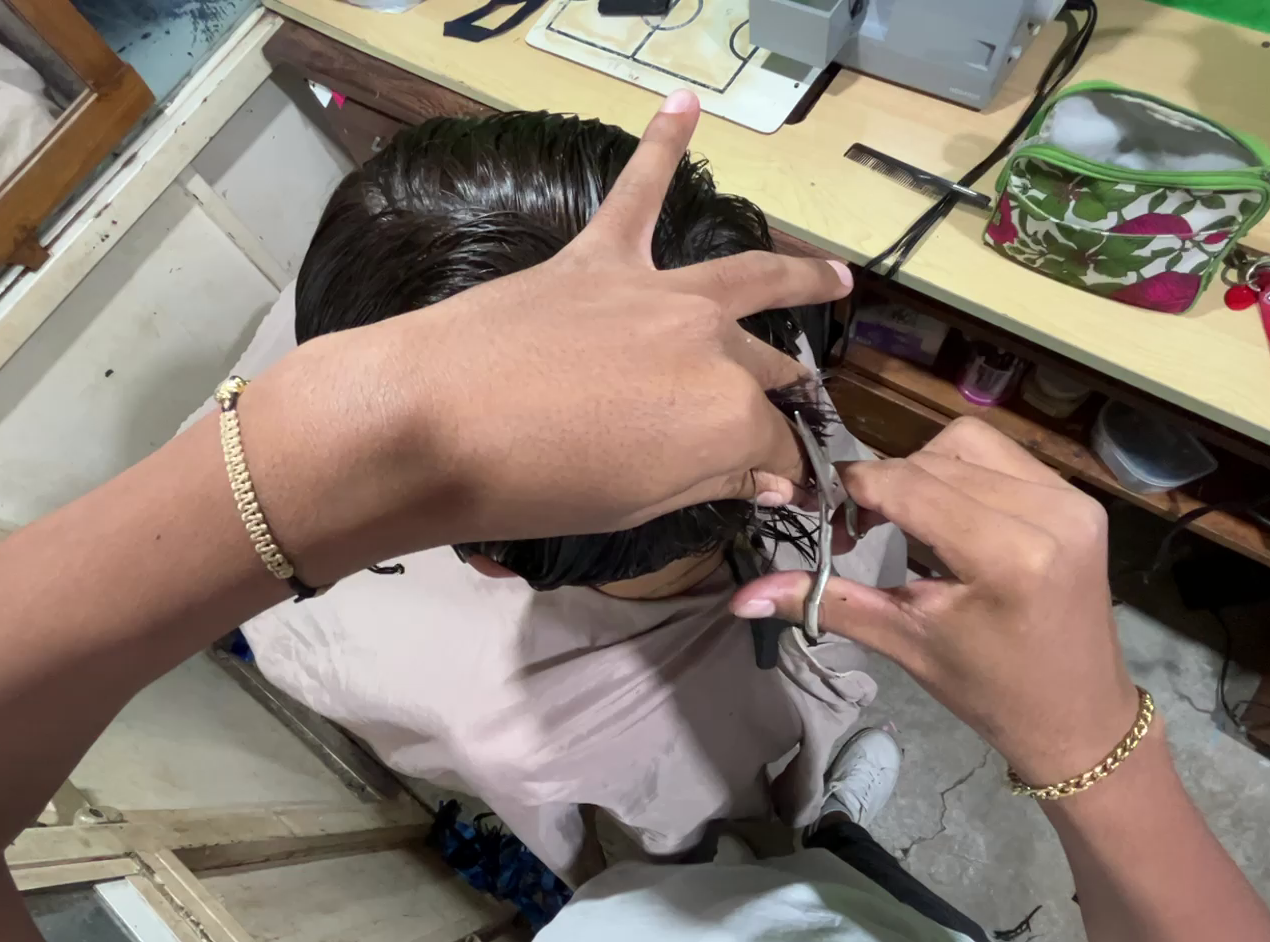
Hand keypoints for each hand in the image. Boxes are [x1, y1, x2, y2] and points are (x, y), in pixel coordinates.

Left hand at [234, 89, 852, 580]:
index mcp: (727, 417)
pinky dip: (661, 149)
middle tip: (793, 415)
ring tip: (838, 278)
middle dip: (788, 401)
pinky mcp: (600, 260)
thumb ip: (710, 482)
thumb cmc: (534, 489)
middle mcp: (713, 343)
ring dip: (798, 278)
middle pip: (768, 369)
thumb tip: (772, 480)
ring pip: (747, 276)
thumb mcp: (636, 505)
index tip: (787, 492)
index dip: (787, 475)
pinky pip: (638, 193)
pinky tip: (685, 107)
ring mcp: (659, 294)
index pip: (779, 449)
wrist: (430, 425)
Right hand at [729, 417, 1144, 786]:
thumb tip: (742, 598)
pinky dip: (957, 469)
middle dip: (881, 483)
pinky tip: (944, 511)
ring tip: (902, 516)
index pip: (907, 485)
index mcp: (1007, 558)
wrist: (1079, 715)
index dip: (853, 487)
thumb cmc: (986, 690)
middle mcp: (1048, 513)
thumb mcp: (902, 642)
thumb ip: (824, 602)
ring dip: (919, 469)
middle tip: (855, 526)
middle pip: (931, 459)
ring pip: (964, 444)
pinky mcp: (1078, 498)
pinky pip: (999, 454)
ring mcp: (1071, 500)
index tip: (823, 509)